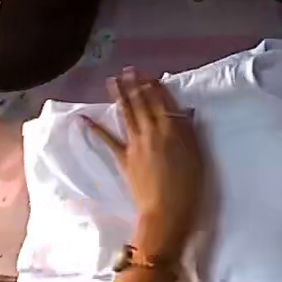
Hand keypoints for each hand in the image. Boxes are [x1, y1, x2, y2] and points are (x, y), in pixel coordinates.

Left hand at [86, 68, 202, 257]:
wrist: (166, 212)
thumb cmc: (189, 187)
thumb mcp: (197, 155)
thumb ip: (188, 132)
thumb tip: (182, 112)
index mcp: (172, 130)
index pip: (162, 102)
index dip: (154, 87)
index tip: (149, 74)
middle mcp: (151, 131)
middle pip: (142, 103)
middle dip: (135, 85)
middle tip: (128, 69)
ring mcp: (134, 144)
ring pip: (126, 113)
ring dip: (119, 95)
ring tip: (113, 80)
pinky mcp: (123, 158)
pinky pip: (108, 139)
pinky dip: (95, 128)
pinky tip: (84, 117)